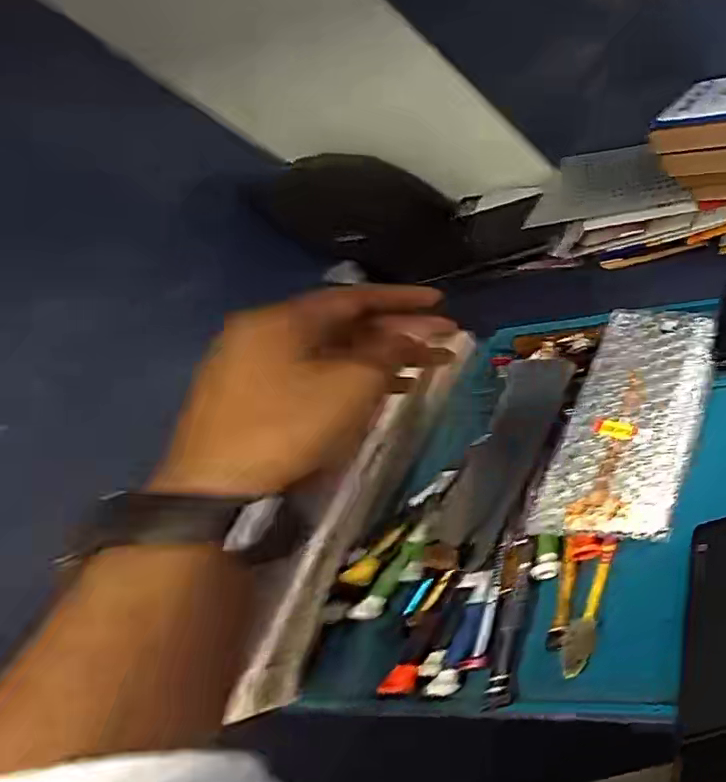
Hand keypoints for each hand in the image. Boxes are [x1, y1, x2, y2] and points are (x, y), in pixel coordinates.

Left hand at [145, 286, 457, 496]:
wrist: (222, 484)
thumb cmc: (295, 421)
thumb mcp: (357, 379)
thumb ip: (391, 348)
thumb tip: (410, 335)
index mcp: (282, 321)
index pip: (353, 297)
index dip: (402, 297)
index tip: (441, 300)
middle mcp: (265, 333)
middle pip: (347, 322)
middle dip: (402, 328)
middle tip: (447, 334)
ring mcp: (259, 364)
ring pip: (339, 348)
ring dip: (389, 353)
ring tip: (434, 363)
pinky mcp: (260, 393)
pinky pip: (323, 369)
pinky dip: (363, 371)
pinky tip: (397, 385)